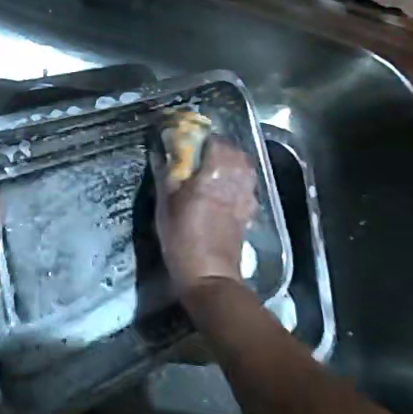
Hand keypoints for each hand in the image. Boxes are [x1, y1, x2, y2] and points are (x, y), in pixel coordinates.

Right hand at [156, 136, 258, 300]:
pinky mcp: (248, 212)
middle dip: (222, 147)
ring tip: (217, 167)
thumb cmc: (182, 238)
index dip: (206, 138)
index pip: (217, 143)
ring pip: (246, 168)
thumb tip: (164, 154)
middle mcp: (234, 182)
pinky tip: (228, 188)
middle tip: (204, 152)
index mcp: (213, 176)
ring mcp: (245, 197)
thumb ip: (167, 176)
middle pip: (236, 153)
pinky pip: (248, 186)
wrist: (208, 275)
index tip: (193, 141)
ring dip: (234, 162)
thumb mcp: (165, 205)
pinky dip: (240, 180)